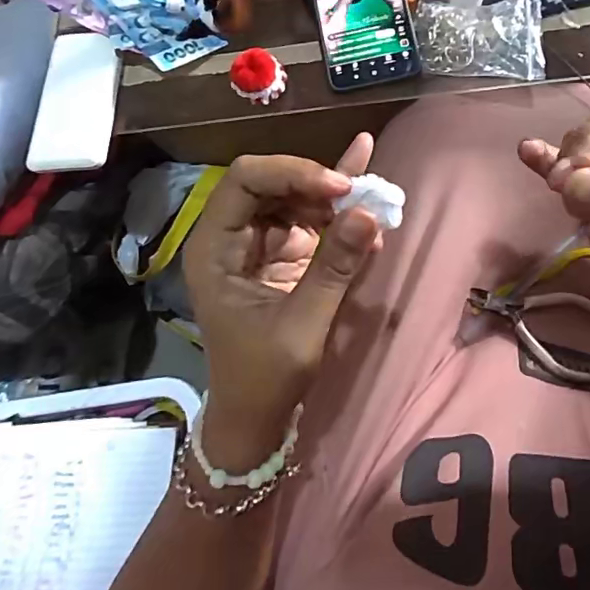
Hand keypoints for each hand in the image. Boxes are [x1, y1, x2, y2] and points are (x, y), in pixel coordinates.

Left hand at [182, 137, 382, 462]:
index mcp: (215, 248)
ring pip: (294, 197)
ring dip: (333, 195)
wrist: (256, 417)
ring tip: (374, 190)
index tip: (339, 189)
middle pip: (271, 182)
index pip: (246, 180)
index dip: (293, 173)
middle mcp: (232, 236)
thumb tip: (370, 213)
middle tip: (362, 190)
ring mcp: (260, 244)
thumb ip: (334, 268)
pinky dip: (339, 215)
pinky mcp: (285, 256)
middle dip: (316, 181)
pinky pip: (311, 222)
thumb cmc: (264, 377)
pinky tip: (368, 198)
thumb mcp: (302, 326)